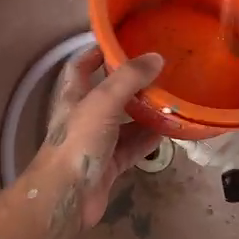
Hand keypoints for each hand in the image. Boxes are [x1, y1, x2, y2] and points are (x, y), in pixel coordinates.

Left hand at [27, 48, 163, 230]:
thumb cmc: (78, 142)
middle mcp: (84, 118)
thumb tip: (155, 57)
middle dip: (131, 85)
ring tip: (171, 100)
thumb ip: (128, 78)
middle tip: (159, 73)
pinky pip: (132, 148)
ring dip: (144, 114)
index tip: (121, 43)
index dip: (96, 52)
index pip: (81, 67)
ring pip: (124, 123)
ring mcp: (96, 143)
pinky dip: (148, 140)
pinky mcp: (109, 166)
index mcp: (74, 97)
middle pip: (108, 95)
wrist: (67, 195)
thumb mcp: (103, 102)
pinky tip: (168, 132)